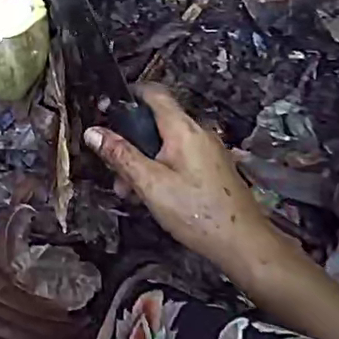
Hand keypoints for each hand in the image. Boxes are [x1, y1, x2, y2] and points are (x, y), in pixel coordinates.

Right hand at [86, 84, 270, 263]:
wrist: (245, 245)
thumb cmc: (197, 212)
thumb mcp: (150, 184)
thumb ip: (120, 155)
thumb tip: (93, 132)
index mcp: (183, 129)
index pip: (154, 93)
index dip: (129, 94)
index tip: (108, 109)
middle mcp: (199, 133)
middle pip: (157, 122)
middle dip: (131, 142)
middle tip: (114, 168)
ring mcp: (209, 151)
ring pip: (167, 144)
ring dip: (144, 161)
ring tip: (131, 192)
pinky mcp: (214, 169)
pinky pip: (181, 158)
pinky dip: (162, 170)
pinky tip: (153, 196)